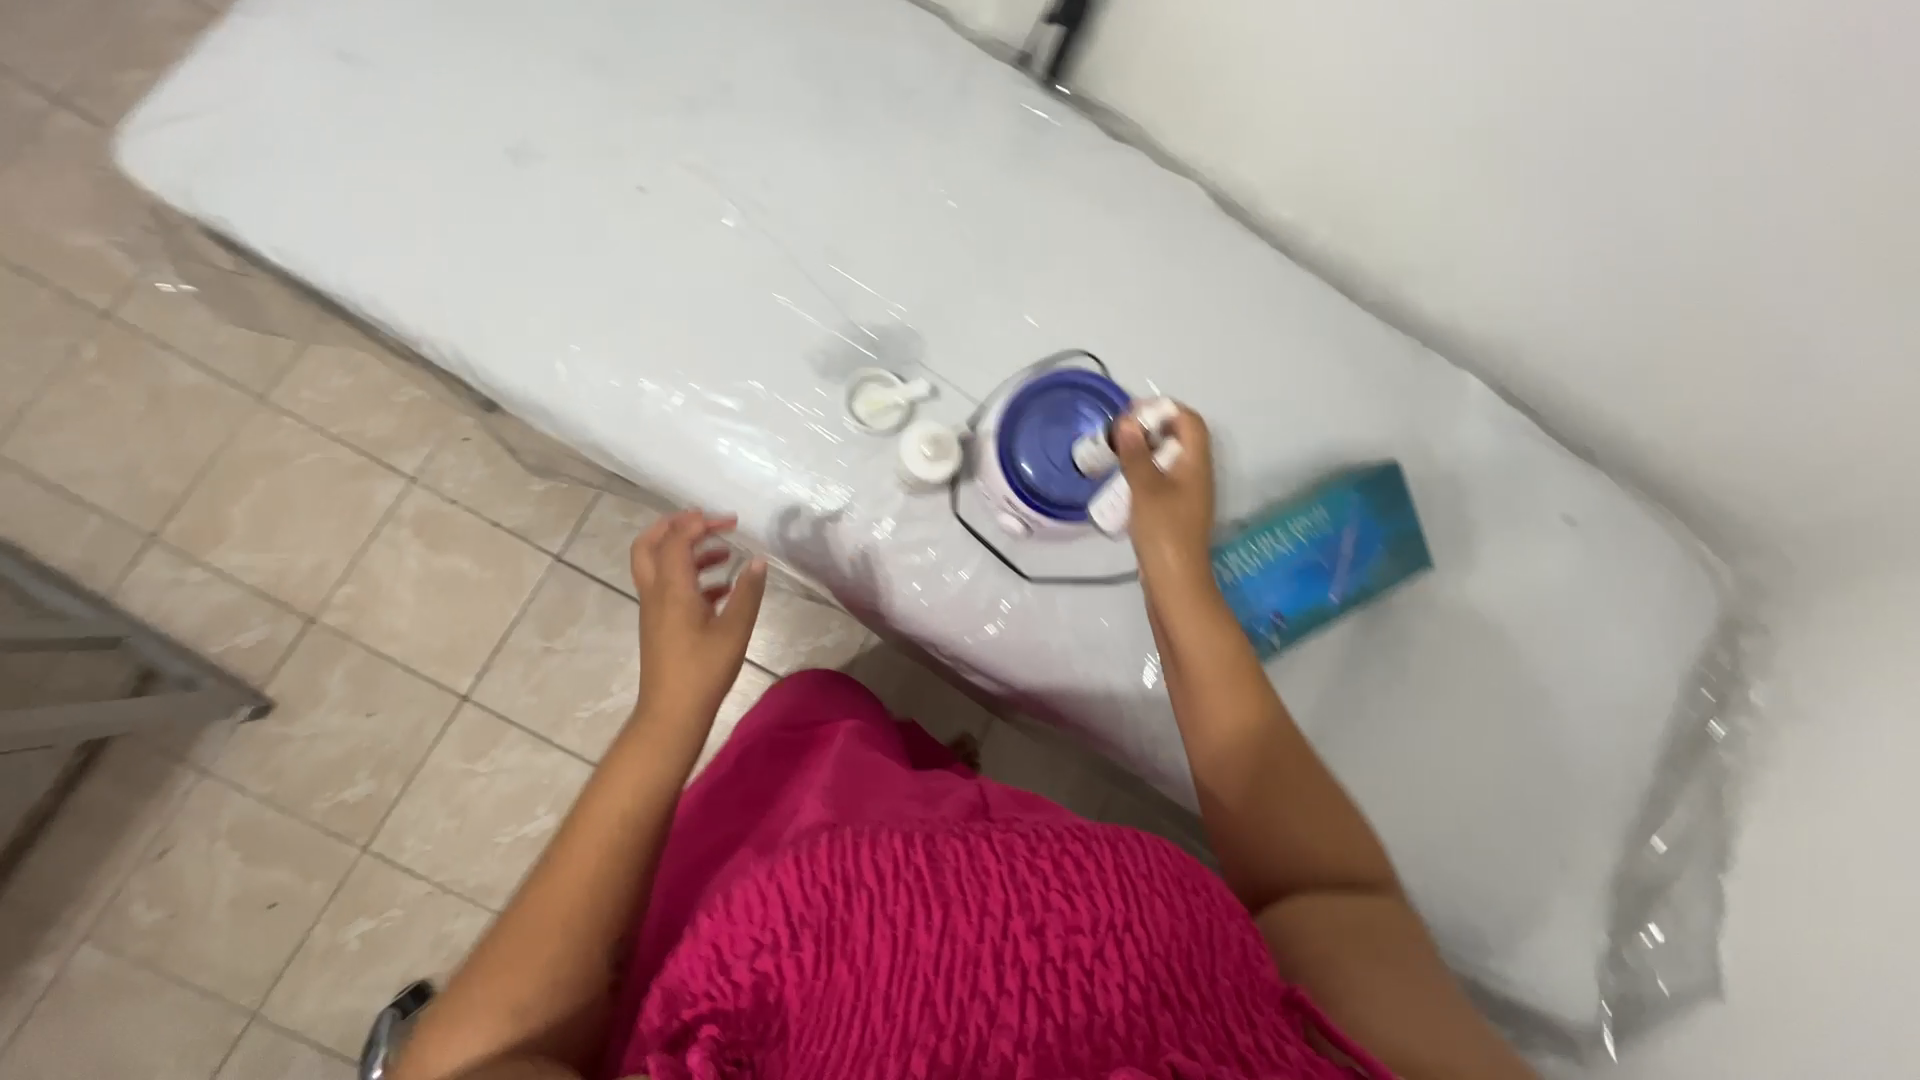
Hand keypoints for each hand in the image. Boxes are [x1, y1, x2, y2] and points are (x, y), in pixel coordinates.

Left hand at [629, 510, 768, 724]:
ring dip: (687, 552)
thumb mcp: (735, 629)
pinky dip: (691, 577)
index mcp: (672, 588)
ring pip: (660, 566)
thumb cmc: (704, 670)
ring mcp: (654, 609)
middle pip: (650, 544)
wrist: (672, 712)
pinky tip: (723, 589)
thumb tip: (758, 561)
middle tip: (707, 523)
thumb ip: (748, 592)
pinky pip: (669, 587)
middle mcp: (656, 592)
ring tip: (725, 554)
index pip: (676, 539)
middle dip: (676, 526)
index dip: (699, 522)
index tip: (729, 521)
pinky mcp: (660, 624)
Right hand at [1115, 402, 1215, 591]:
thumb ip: (1136, 453)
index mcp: (1196, 464)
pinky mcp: (1176, 511)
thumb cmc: (1163, 531)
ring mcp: (1188, 494)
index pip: (1189, 421)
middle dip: (1151, 429)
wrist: (1174, 580)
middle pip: (1180, 438)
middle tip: (1120, 434)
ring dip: (1145, 452)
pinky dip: (1144, 473)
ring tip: (1117, 455)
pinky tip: (1124, 483)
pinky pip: (1162, 480)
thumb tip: (1129, 421)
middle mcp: (1197, 475)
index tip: (1132, 415)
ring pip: (1169, 460)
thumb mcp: (1145, 488)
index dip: (1164, 410)